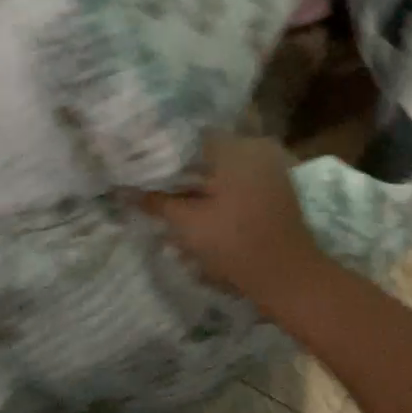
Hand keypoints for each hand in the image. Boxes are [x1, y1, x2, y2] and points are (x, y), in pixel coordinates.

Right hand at [140, 135, 327, 308]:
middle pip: (208, 149)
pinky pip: (241, 176)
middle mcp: (256, 146)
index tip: (142, 159)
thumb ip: (156, 202)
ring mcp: (271, 165)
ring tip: (171, 191)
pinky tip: (199, 202)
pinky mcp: (276, 185)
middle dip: (181, 165)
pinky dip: (220, 186)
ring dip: (200, 177)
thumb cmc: (236, 244)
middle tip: (152, 178)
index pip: (190, 135)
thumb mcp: (189, 224)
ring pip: (224, 164)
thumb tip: (123, 190)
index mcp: (236, 146)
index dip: (164, 148)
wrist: (288, 277)